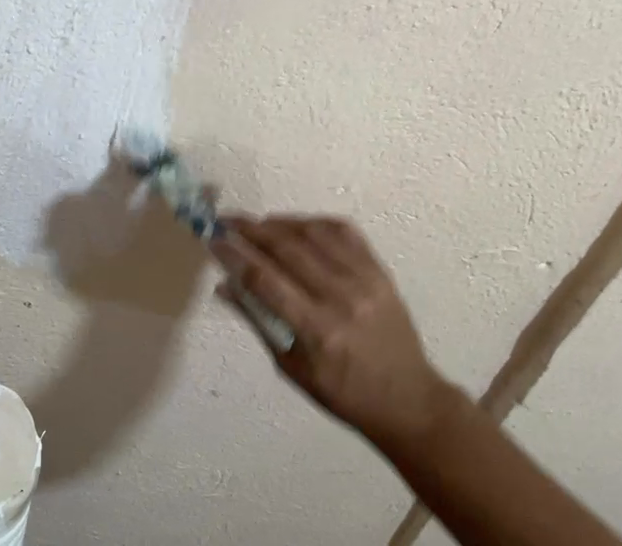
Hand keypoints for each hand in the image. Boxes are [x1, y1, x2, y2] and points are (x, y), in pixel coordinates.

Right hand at [214, 215, 458, 447]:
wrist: (408, 400)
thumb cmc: (343, 393)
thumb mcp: (292, 368)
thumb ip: (258, 320)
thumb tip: (224, 285)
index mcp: (317, 331)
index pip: (264, 279)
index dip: (234, 254)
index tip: (213, 239)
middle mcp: (341, 299)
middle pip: (286, 248)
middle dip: (250, 230)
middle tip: (226, 221)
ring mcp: (365, 281)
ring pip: (313, 233)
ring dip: (279, 223)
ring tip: (258, 224)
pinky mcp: (380, 272)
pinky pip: (344, 232)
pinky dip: (314, 222)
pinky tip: (297, 227)